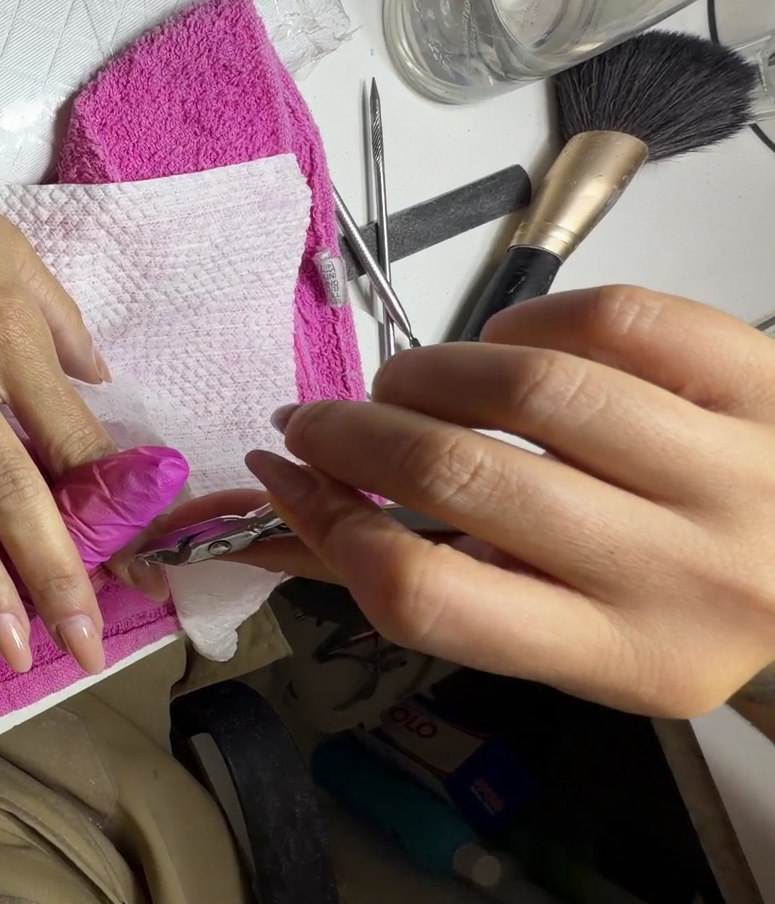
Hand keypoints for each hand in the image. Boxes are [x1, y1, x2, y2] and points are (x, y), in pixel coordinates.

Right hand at [0, 24, 117, 674]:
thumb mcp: (14, 247)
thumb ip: (60, 322)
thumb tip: (97, 386)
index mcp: (9, 330)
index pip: (71, 435)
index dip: (107, 499)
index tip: (129, 553)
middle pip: (14, 483)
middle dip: (58, 570)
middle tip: (87, 644)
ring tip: (4, 645)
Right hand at [134, 287, 774, 717]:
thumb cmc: (647, 605)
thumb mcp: (529, 626)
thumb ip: (382, 571)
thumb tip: (250, 510)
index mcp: (616, 654)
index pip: (417, 590)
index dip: (320, 522)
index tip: (284, 477)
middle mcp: (692, 574)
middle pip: (455, 475)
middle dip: (343, 433)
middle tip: (312, 424)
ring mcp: (745, 473)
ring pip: (526, 386)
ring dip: (418, 374)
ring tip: (403, 385)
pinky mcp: (773, 384)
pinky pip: (614, 319)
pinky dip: (523, 321)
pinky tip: (510, 347)